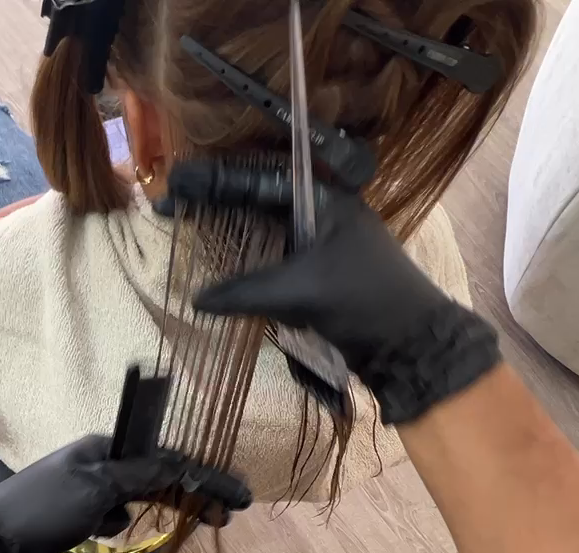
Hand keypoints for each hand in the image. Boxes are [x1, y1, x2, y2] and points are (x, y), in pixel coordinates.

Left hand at [0, 435, 251, 552]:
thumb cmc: (45, 509)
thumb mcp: (97, 490)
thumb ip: (139, 477)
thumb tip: (176, 467)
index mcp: (105, 447)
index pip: (166, 459)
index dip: (203, 477)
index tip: (236, 498)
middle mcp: (99, 460)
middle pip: (157, 474)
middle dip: (190, 493)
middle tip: (225, 516)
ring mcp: (88, 484)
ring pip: (137, 494)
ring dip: (153, 508)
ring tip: (178, 522)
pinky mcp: (78, 508)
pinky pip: (112, 510)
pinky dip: (116, 521)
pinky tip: (102, 532)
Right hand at [172, 161, 502, 424]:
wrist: (408, 343)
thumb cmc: (363, 301)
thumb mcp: (301, 291)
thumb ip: (246, 290)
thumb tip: (197, 299)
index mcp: (323, 200)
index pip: (259, 181)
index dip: (214, 182)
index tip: (175, 183)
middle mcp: (319, 214)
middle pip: (256, 202)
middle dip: (213, 204)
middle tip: (170, 205)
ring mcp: (318, 246)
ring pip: (261, 232)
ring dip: (225, 233)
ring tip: (184, 229)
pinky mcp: (314, 276)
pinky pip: (269, 262)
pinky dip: (242, 265)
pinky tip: (216, 268)